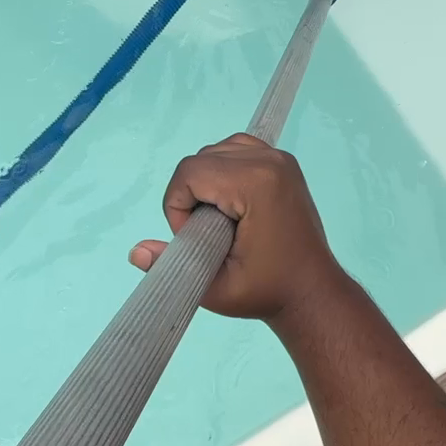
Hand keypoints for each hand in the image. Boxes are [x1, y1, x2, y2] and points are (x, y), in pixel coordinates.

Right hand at [127, 133, 348, 324]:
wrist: (310, 292)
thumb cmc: (265, 294)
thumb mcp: (214, 289)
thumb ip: (173, 265)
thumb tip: (135, 251)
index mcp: (256, 185)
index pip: (190, 173)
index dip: (177, 206)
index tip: (192, 239)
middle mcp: (269, 161)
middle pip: (201, 159)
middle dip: (189, 195)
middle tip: (202, 234)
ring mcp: (279, 158)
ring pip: (217, 152)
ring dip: (205, 183)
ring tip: (215, 220)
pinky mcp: (283, 163)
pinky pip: (237, 151)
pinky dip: (223, 173)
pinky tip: (229, 206)